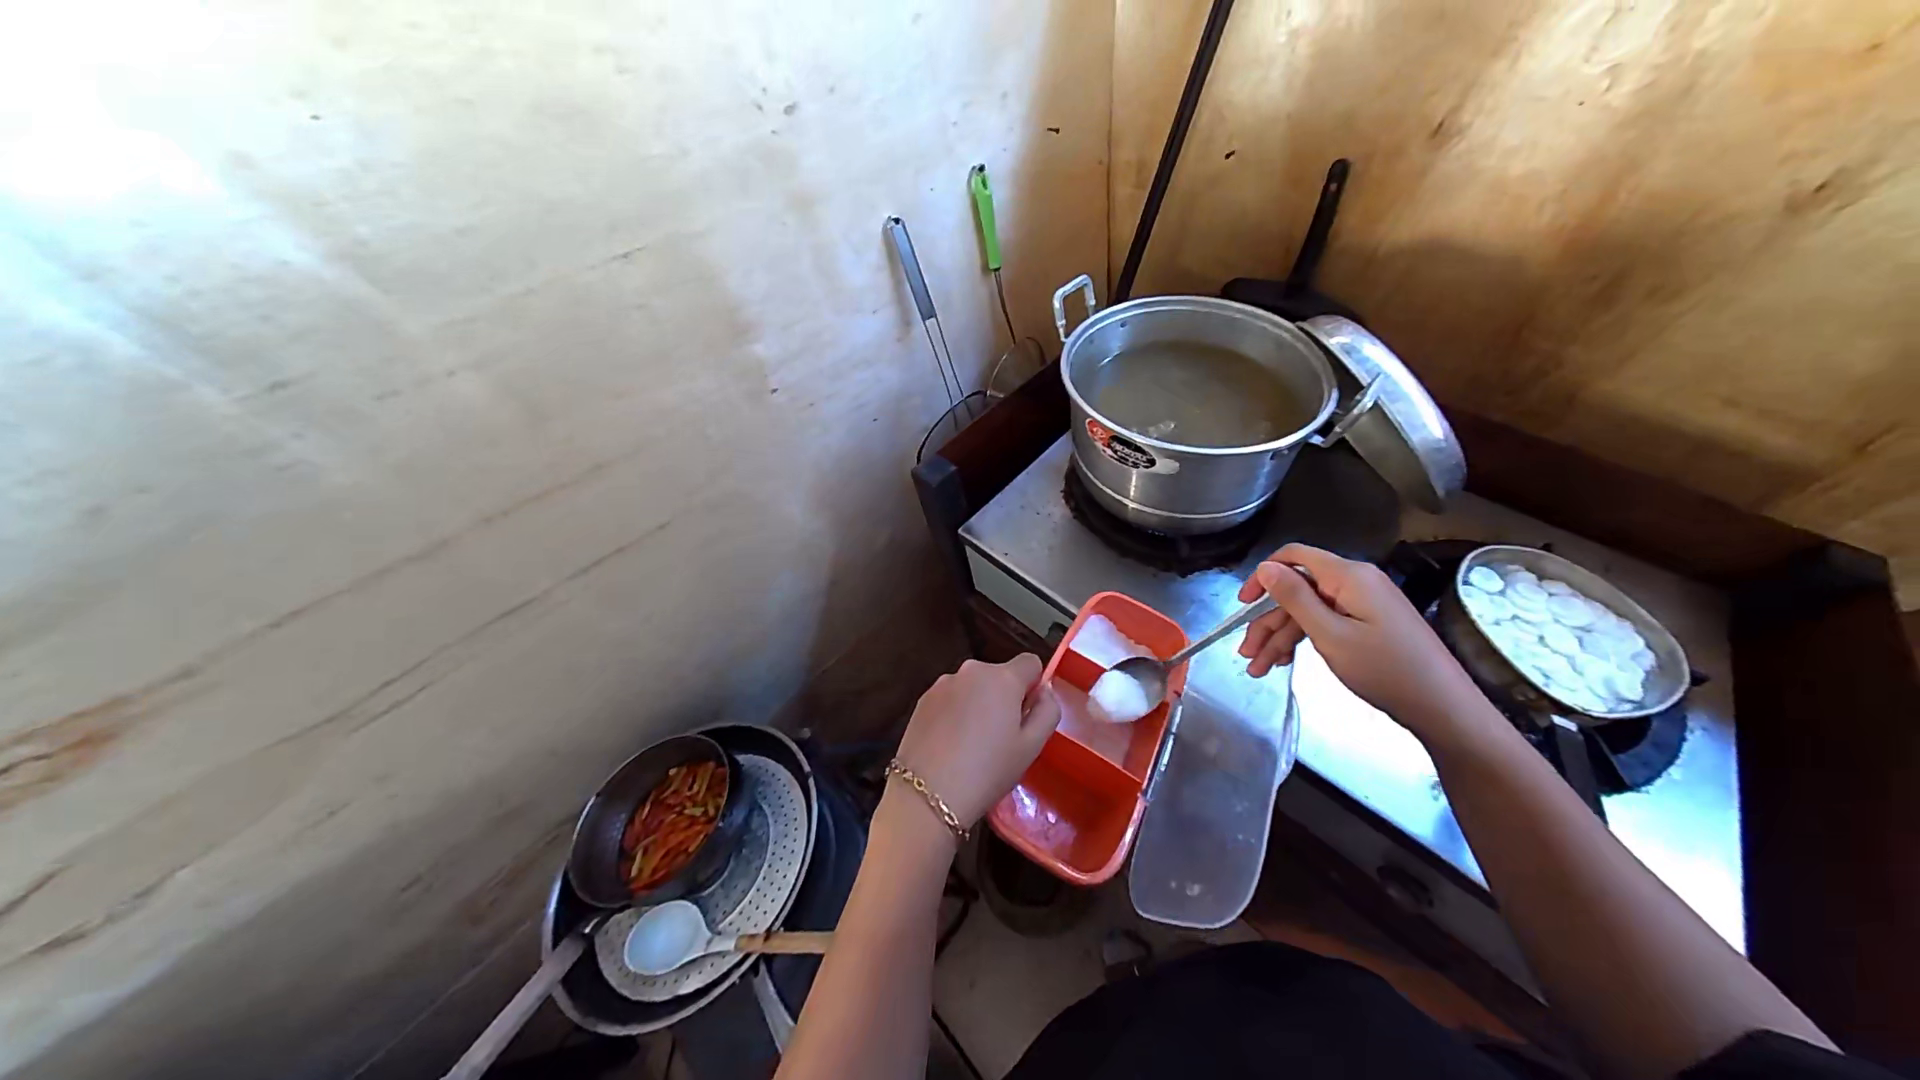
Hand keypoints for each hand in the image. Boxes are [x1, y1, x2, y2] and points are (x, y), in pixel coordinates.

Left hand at [894, 655, 1061, 825]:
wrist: (927, 794)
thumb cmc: (987, 770)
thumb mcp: (1032, 747)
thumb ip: (1048, 711)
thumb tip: (1044, 691)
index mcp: (1002, 677)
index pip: (1030, 662)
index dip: (1034, 686)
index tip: (1026, 716)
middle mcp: (971, 670)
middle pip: (999, 675)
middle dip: (1004, 697)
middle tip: (1001, 738)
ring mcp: (942, 683)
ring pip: (973, 687)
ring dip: (978, 704)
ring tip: (971, 745)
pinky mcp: (922, 699)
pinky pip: (950, 698)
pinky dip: (955, 712)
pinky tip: (950, 744)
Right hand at [1237, 544, 1488, 739]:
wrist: (1442, 706)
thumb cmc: (1385, 669)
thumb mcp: (1330, 635)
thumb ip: (1295, 597)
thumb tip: (1265, 566)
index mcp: (1348, 576)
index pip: (1294, 556)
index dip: (1263, 576)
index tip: (1243, 605)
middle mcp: (1355, 582)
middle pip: (1297, 591)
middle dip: (1268, 622)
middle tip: (1247, 654)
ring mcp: (1363, 603)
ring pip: (1308, 611)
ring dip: (1280, 637)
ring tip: (1259, 668)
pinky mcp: (1369, 623)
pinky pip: (1326, 622)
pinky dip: (1303, 640)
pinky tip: (1285, 662)